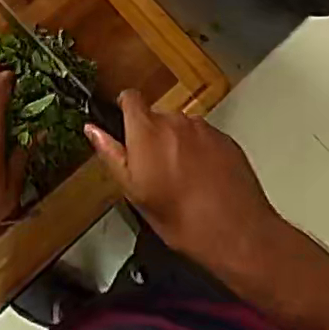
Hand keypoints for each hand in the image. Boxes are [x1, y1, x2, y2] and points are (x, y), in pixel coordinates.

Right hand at [84, 91, 288, 276]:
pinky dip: (201, 152)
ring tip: (181, 179)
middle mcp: (175, 121)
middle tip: (153, 168)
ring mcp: (204, 129)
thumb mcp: (133, 190)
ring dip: (177, 144)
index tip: (124, 122)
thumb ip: (111, 153)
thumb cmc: (181, 217)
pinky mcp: (226, 140)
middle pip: (156, 117)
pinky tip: (202, 180)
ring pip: (181, 129)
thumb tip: (93, 131)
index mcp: (146, 130)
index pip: (130, 97)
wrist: (235, 232)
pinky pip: (205, 139)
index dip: (124, 108)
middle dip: (152, 136)